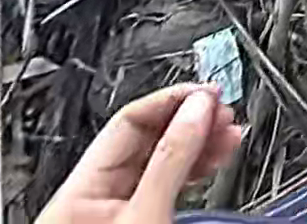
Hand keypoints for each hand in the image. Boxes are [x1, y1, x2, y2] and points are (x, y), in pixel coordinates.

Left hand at [37, 84, 244, 223]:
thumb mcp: (146, 217)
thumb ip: (172, 159)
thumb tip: (198, 103)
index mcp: (75, 197)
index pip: (129, 119)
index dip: (173, 100)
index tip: (211, 94)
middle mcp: (90, 202)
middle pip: (148, 137)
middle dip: (193, 119)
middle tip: (225, 112)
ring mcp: (114, 217)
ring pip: (162, 159)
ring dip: (200, 141)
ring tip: (230, 134)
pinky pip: (168, 183)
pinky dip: (195, 167)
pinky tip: (216, 156)